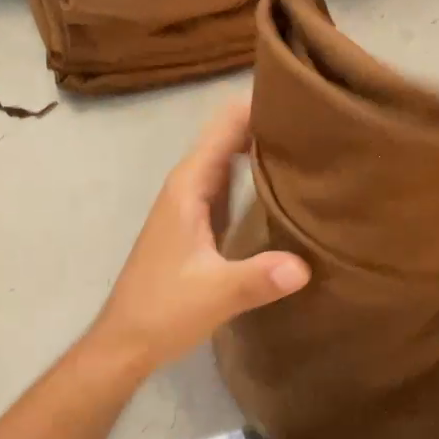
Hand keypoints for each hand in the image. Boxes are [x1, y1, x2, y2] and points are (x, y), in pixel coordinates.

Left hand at [87, 101, 310, 376]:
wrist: (124, 344)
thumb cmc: (162, 311)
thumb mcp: (214, 295)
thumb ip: (258, 279)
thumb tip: (306, 266)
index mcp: (189, 185)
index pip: (225, 127)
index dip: (256, 104)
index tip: (298, 95)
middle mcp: (188, 183)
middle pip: (228, 135)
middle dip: (264, 118)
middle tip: (314, 114)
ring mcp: (190, 201)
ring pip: (228, 156)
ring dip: (259, 142)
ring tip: (307, 135)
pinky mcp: (196, 221)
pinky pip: (228, 179)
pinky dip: (253, 168)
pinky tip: (282, 177)